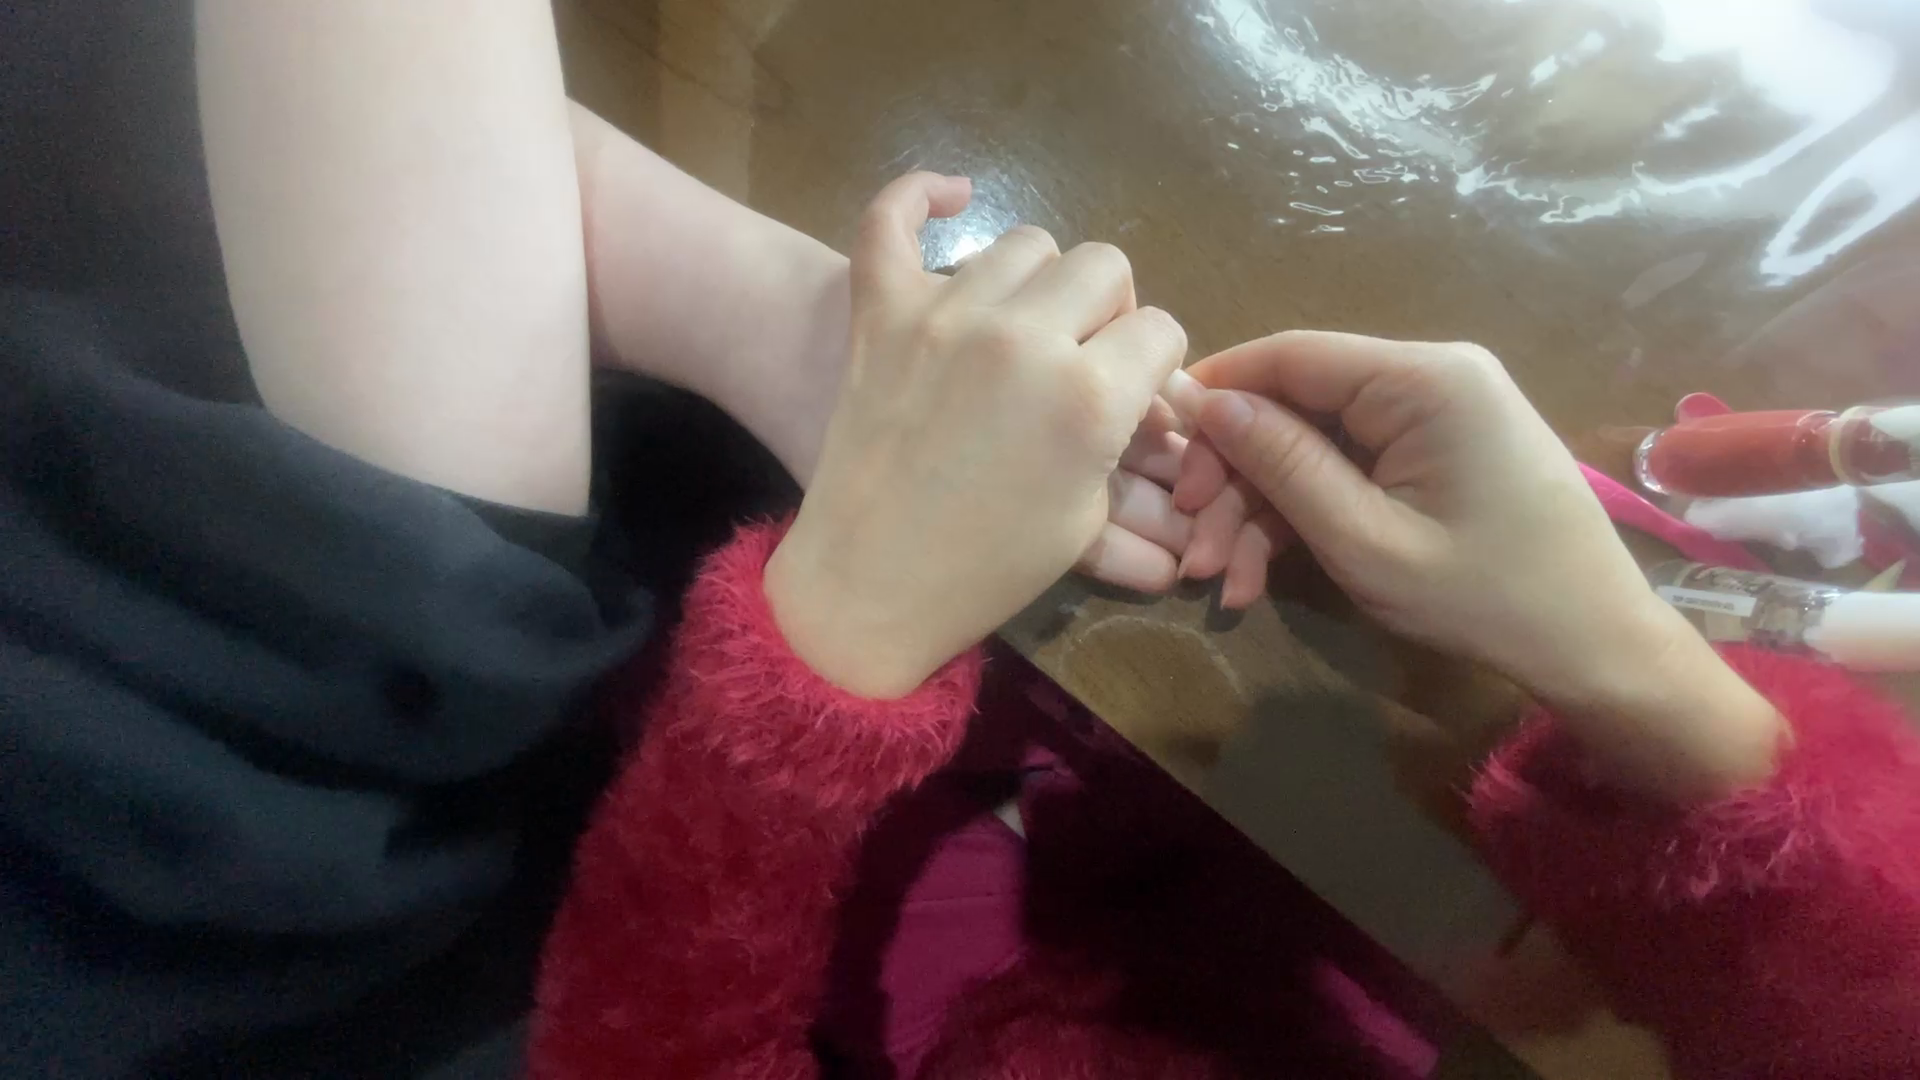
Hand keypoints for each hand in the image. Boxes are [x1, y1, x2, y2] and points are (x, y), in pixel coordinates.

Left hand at [765, 173, 1187, 697]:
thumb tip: (1174, 428)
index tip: (1135, 395)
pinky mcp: (880, 311)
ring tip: (1022, 328)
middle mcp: (1025, 336)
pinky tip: (951, 198)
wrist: (868, 585)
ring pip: (1026, 243)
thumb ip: (1135, 460)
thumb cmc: (985, 573)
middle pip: (1104, 268)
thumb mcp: (1081, 526)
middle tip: (1083, 360)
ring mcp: (944, 313)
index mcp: (1089, 398)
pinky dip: (919, 198)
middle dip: (1110, 315)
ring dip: (1040, 282)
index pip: (1162, 331)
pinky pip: (892, 219)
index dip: (1156, 366)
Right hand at [1184, 331, 1780, 797]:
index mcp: (1423, 380)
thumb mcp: (1362, 538)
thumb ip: (1282, 464)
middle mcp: (1423, 380)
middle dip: (1234, 482)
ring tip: (1222, 584)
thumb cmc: (1484, 597)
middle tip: (1191, 548)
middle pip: (1291, 411)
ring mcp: (1422, 419)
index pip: (1292, 355)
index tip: (1160, 437)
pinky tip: (1256, 577)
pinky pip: (1335, 474)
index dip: (1217, 390)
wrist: (1592, 651)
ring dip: (1254, 517)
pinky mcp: (1419, 455)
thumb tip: (1207, 404)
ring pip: (1304, 451)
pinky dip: (1292, 523)